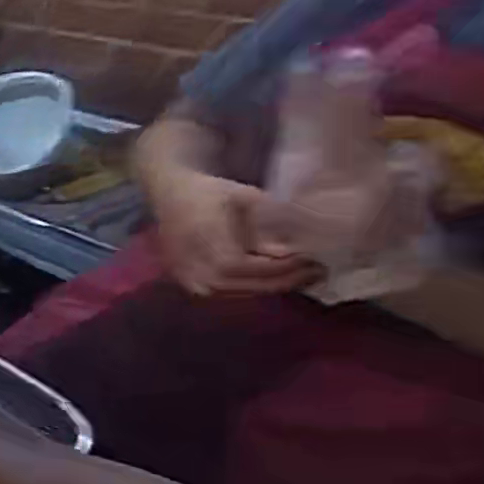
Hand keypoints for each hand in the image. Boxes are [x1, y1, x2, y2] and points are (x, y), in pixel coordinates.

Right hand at [153, 170, 320, 296]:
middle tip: (314, 274)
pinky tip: (264, 280)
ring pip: (225, 290)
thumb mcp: (246, 199)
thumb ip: (266, 225)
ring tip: (295, 279)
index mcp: (197, 237)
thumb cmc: (208, 192)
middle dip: (276, 281)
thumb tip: (292, 251)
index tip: (309, 259)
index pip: (236, 265)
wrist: (169, 195)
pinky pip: (215, 290)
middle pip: (232, 283)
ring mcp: (179, 269)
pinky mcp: (180, 274)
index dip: (274, 267)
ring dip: (261, 287)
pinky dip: (243, 288)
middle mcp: (184, 258)